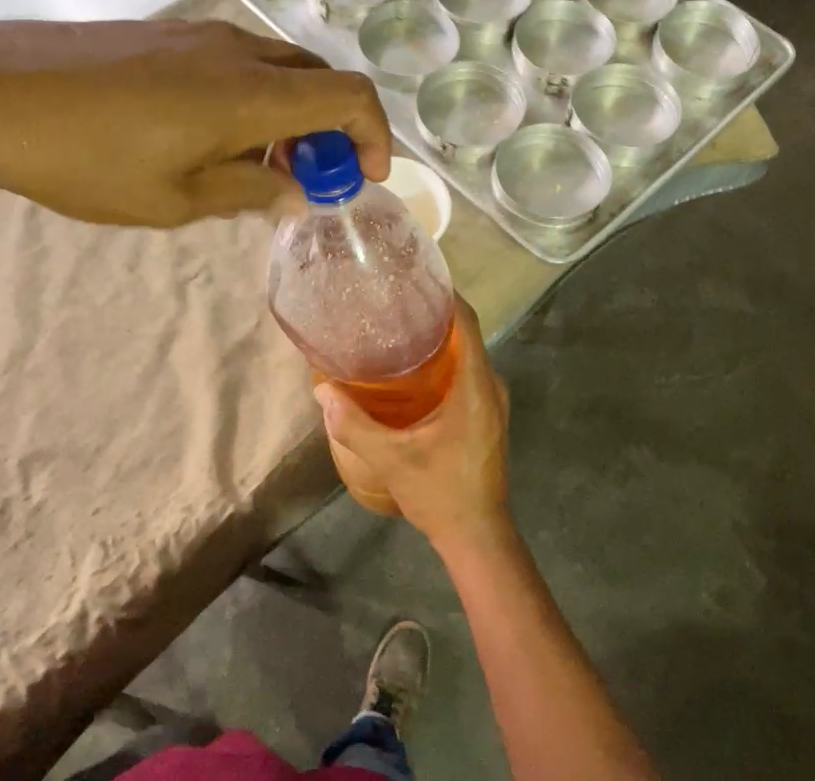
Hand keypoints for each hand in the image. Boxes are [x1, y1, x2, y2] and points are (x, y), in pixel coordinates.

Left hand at [0, 19, 390, 226]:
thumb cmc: (88, 159)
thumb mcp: (177, 199)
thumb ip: (250, 189)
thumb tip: (296, 190)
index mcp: (252, 94)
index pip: (351, 96)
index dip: (375, 136)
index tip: (363, 177)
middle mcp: (239, 53)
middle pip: (320, 79)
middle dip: (331, 131)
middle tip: (305, 179)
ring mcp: (200, 35)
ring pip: (278, 69)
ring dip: (290, 115)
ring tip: (254, 165)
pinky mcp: (167, 33)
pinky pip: (237, 61)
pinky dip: (253, 98)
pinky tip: (209, 135)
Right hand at [314, 296, 511, 548]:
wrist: (477, 534)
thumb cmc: (440, 492)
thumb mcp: (390, 458)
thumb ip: (353, 424)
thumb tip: (321, 391)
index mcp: (475, 385)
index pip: (467, 321)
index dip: (444, 295)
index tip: (412, 279)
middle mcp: (491, 385)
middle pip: (467, 334)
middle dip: (433, 315)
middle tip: (393, 303)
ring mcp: (493, 402)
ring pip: (467, 355)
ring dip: (438, 341)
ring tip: (397, 330)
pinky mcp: (488, 416)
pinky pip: (467, 374)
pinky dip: (444, 363)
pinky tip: (412, 372)